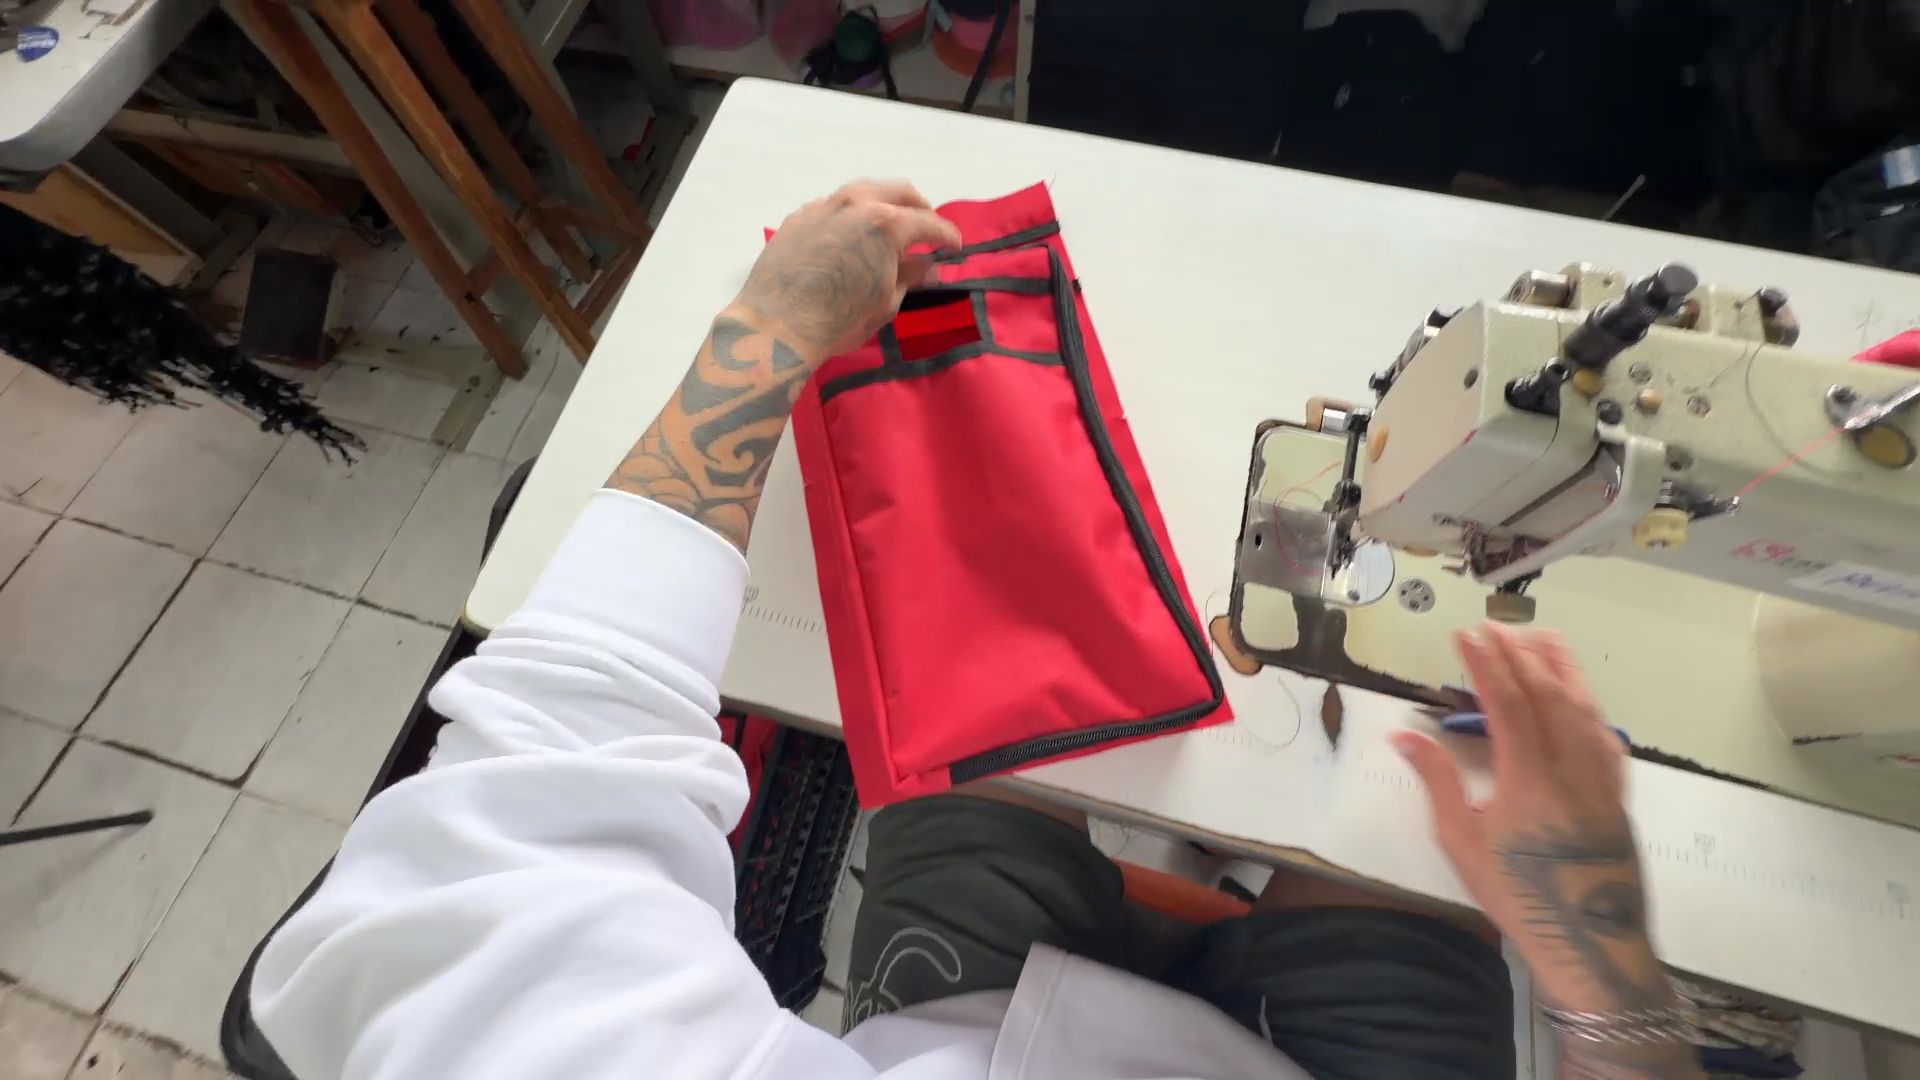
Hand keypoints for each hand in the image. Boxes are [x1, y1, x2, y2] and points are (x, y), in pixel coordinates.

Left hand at [734, 179, 963, 363]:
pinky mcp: (800, 216)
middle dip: (919, 208)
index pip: (928, 223)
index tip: (956, 246)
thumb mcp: (886, 303)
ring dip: (884, 204)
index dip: (947, 236)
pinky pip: (834, 206)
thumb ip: (910, 276)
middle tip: (927, 229)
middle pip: (898, 191)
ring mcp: (825, 205)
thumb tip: (927, 267)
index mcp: (887, 224)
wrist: (779, 323)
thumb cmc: (840, 320)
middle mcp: (857, 203)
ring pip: (864, 191)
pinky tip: (851, 236)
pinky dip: (852, 216)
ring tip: (890, 226)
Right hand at [1390, 626, 1667, 1016]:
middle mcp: (1573, 774)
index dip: (1487, 667)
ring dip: (1563, 671)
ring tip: (1544, 638)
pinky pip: (1608, 741)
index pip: (1509, 708)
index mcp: (1531, 783)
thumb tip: (1402, 736)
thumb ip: (1437, 781)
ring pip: (1586, 714)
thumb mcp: (1462, 840)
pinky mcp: (1618, 797)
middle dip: (1522, 657)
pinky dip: (1591, 708)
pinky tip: (1581, 696)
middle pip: (1551, 700)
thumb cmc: (1516, 892)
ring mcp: (1602, 784)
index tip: (1466, 636)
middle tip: (1496, 627)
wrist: (1591, 945)